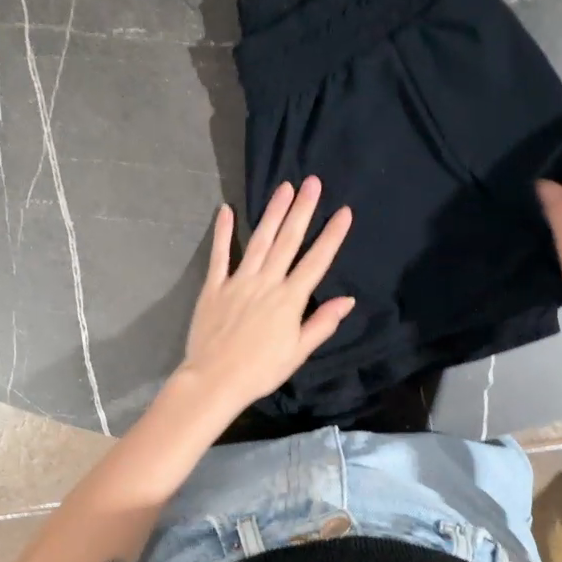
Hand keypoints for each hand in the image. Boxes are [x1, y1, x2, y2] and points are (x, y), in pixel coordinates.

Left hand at [176, 176, 354, 415]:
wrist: (215, 379)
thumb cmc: (260, 371)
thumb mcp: (298, 352)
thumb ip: (322, 323)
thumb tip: (348, 300)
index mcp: (289, 300)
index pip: (316, 261)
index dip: (331, 236)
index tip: (344, 212)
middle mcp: (266, 283)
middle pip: (288, 241)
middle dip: (302, 210)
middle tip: (312, 182)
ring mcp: (238, 281)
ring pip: (260, 240)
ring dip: (272, 212)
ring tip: (284, 187)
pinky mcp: (213, 287)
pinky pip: (220, 255)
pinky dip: (223, 232)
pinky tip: (226, 210)